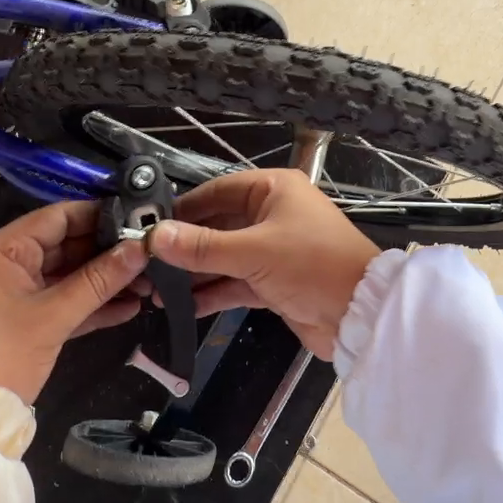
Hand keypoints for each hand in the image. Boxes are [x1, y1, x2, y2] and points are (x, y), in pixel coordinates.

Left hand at [0, 201, 147, 403]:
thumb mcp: (52, 316)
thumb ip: (100, 280)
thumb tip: (142, 248)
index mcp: (2, 251)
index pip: (59, 217)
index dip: (101, 216)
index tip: (140, 220)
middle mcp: (5, 266)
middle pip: (66, 247)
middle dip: (109, 255)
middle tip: (151, 257)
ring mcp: (11, 297)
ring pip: (67, 278)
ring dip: (105, 283)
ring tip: (148, 286)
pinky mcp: (18, 325)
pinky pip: (59, 304)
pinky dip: (89, 306)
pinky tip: (127, 309)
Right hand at [149, 169, 378, 360]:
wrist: (359, 312)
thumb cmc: (311, 264)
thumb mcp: (254, 252)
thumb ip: (203, 247)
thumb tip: (156, 236)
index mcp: (274, 190)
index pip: (218, 191)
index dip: (184, 208)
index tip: (147, 227)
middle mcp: (272, 214)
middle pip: (218, 225)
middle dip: (184, 246)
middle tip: (143, 266)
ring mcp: (273, 249)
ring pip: (224, 257)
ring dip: (193, 273)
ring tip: (154, 291)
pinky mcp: (274, 282)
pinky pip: (235, 282)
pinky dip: (212, 293)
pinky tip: (181, 308)